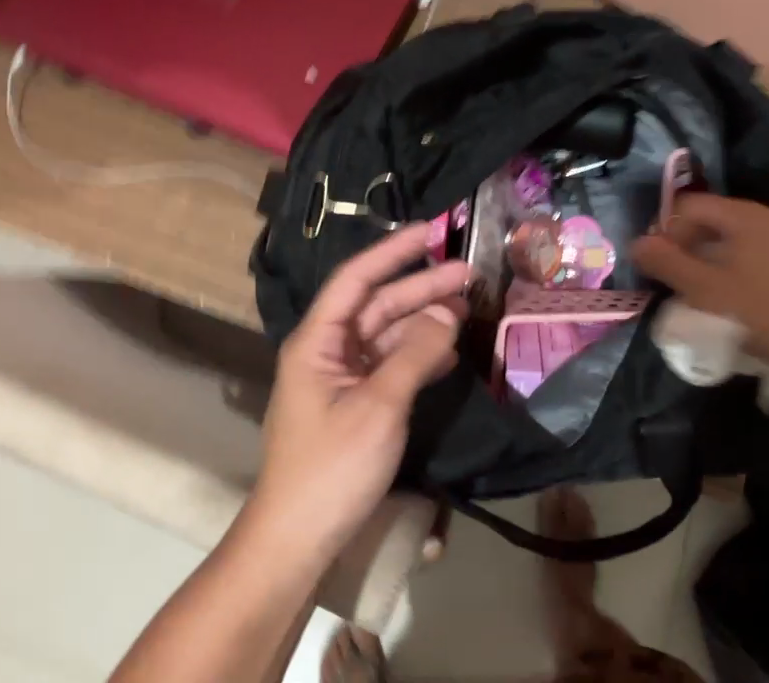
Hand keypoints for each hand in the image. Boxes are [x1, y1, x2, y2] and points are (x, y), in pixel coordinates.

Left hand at [248, 224, 468, 564]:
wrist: (297, 538)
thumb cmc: (332, 466)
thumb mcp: (379, 405)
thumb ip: (415, 353)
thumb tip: (449, 312)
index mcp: (318, 341)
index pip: (356, 279)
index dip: (392, 252)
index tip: (432, 231)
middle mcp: (327, 351)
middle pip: (377, 305)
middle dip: (422, 288)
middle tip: (470, 274)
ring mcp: (341, 379)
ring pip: (387, 335)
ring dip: (424, 322)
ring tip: (469, 308)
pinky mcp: (355, 404)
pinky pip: (390, 366)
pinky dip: (420, 356)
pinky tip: (450, 352)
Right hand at [633, 195, 768, 370]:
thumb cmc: (758, 312)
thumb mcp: (703, 289)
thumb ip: (666, 262)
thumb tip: (637, 244)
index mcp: (744, 215)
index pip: (691, 205)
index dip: (666, 228)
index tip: (656, 261)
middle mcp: (768, 217)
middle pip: (713, 218)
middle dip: (687, 243)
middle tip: (672, 276)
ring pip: (734, 237)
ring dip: (709, 256)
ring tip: (698, 289)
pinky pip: (755, 252)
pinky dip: (734, 266)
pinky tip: (731, 296)